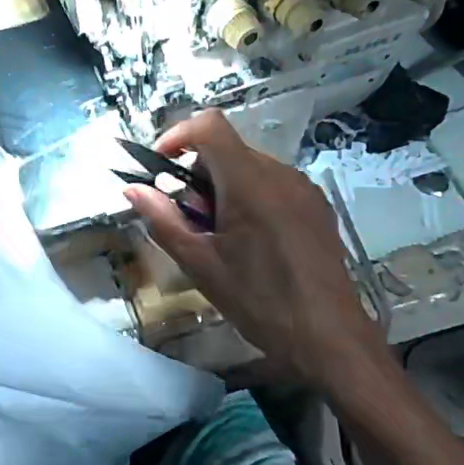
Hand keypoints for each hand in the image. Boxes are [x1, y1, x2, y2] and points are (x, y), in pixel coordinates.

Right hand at [122, 110, 385, 390]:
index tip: (160, 167)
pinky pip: (271, 184)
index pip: (209, 125)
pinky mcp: (316, 207)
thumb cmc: (259, 301)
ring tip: (217, 236)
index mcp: (250, 183)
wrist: (331, 339)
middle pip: (226, 149)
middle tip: (187, 220)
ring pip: (248, 167)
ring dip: (220, 188)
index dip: (177, 135)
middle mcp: (280, 174)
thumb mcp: (200, 264)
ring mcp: (304, 189)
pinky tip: (248, 242)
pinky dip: (247, 198)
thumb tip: (133, 189)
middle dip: (196, 175)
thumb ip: (163, 220)